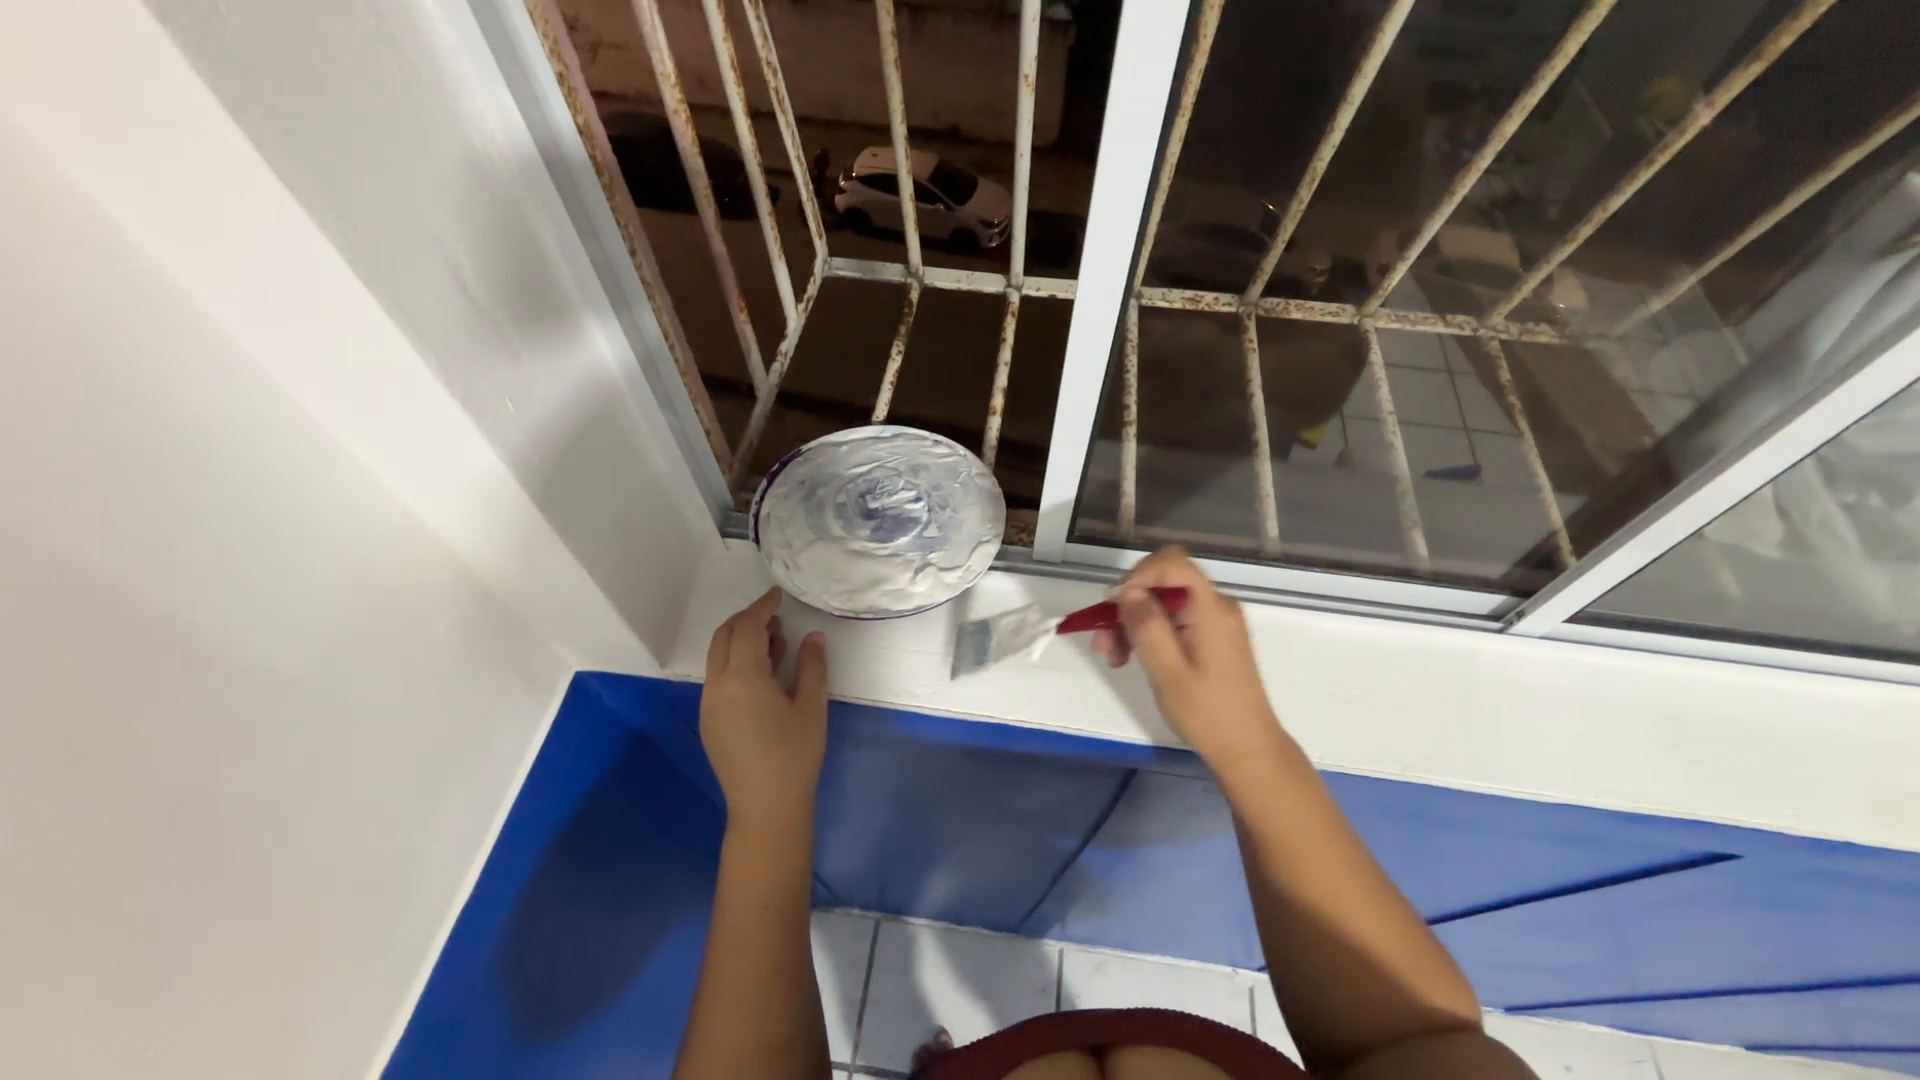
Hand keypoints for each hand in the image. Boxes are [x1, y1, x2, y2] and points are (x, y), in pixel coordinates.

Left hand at [701, 587, 828, 829]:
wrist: (766, 807)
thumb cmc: (795, 756)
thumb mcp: (812, 707)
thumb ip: (812, 666)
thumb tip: (812, 637)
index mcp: (743, 678)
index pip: (748, 629)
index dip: (762, 608)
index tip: (777, 596)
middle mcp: (717, 685)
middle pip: (725, 637)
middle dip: (748, 620)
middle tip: (776, 615)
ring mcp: (708, 703)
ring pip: (718, 657)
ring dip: (741, 641)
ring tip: (775, 641)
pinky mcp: (709, 720)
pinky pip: (718, 677)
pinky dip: (736, 662)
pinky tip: (763, 673)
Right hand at [1090, 547, 1283, 765]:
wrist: (1248, 749)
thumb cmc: (1207, 714)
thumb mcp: (1167, 672)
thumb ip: (1147, 627)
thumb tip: (1127, 591)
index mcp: (1210, 609)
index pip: (1171, 563)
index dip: (1137, 576)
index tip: (1113, 608)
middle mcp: (1217, 606)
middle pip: (1164, 581)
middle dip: (1129, 603)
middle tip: (1104, 641)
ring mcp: (1216, 622)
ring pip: (1165, 601)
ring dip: (1134, 621)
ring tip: (1114, 657)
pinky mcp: (1212, 638)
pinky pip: (1175, 619)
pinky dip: (1151, 632)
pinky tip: (1133, 658)